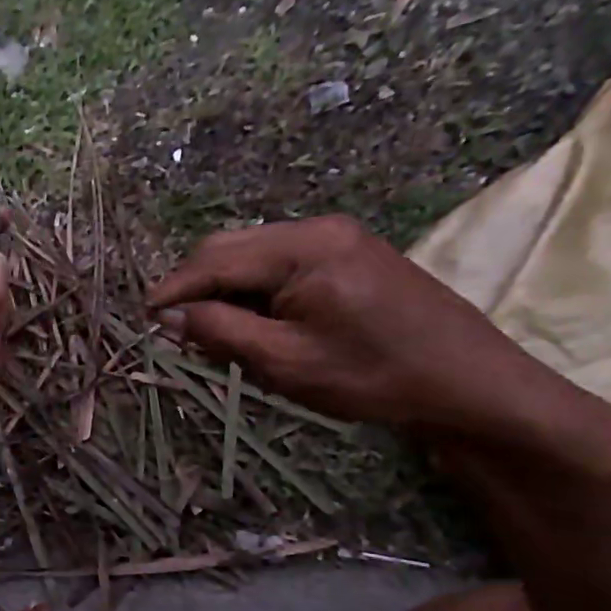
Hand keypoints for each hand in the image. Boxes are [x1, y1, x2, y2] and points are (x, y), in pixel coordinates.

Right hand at [147, 216, 567, 435]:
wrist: (466, 382)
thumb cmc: (373, 377)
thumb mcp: (286, 362)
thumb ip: (221, 333)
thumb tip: (169, 316)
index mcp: (302, 248)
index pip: (214, 260)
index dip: (173, 289)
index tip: (143, 317)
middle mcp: (317, 228)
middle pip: (231, 247)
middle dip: (196, 287)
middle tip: (178, 331)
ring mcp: (337, 236)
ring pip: (254, 254)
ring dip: (225, 289)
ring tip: (217, 334)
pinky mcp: (349, 252)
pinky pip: (281, 262)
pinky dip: (255, 290)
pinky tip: (257, 322)